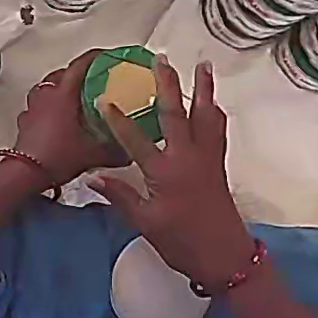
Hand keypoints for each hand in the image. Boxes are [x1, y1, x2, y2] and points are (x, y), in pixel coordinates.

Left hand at [12, 49, 127, 185]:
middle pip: (62, 74)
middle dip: (78, 73)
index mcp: (64, 95)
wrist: (25, 173)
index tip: (107, 55)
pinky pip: (37, 105)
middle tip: (93, 79)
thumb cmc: (58, 156)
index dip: (94, 57)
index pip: (79, 66)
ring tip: (74, 97)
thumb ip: (115, 152)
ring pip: (47, 87)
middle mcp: (46, 95)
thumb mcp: (92, 155)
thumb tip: (131, 154)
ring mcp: (32, 107)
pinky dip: (48, 106)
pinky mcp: (25, 121)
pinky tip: (55, 117)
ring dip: (60, 87)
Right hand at [91, 57, 255, 288]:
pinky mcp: (218, 164)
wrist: (225, 257)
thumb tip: (92, 178)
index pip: (135, 139)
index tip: (104, 99)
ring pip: (205, 115)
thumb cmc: (182, 242)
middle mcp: (188, 157)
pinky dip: (214, 113)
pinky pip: (218, 130)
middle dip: (167, 85)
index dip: (117, 119)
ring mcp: (207, 158)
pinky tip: (213, 104)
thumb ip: (120, 196)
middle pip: (176, 113)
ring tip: (204, 66)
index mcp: (165, 171)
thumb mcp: (145, 223)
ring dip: (203, 89)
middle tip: (161, 60)